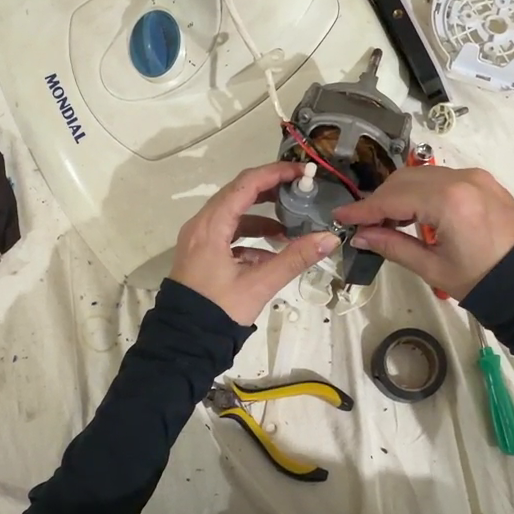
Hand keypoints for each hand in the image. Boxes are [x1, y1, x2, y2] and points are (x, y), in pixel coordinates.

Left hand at [170, 162, 341, 324]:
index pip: (246, 185)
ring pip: (233, 214)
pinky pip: (227, 233)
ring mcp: (199, 239)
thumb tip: (329, 238)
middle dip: (270, 190)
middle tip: (300, 190)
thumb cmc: (219, 310)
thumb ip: (294, 259)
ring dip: (261, 216)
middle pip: (238, 193)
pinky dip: (250, 236)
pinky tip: (271, 252)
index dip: (275, 174)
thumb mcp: (259, 285)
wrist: (184, 340)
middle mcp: (201, 225)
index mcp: (211, 226)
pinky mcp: (201, 253)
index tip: (302, 172)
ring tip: (289, 226)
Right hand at [333, 166, 513, 299]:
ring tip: (385, 223)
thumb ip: (394, 246)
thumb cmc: (484, 280)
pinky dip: (419, 192)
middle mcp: (459, 179)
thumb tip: (361, 236)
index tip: (340, 216)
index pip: (391, 198)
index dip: (362, 209)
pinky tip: (411, 214)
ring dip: (398, 194)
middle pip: (403, 180)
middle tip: (362, 225)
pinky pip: (440, 179)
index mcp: (447, 201)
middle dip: (379, 200)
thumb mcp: (434, 268)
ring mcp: (473, 176)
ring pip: (420, 176)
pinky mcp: (482, 181)